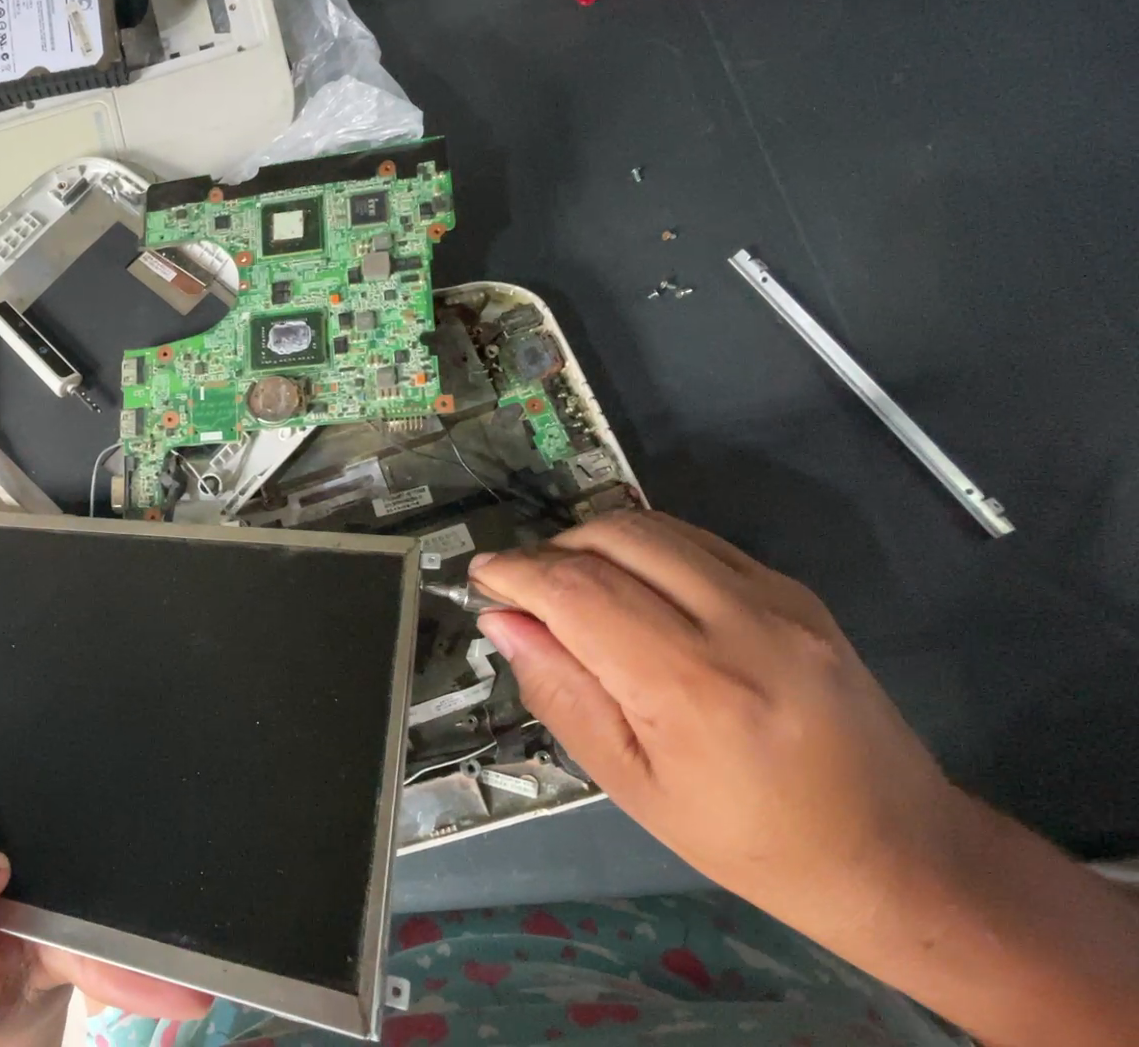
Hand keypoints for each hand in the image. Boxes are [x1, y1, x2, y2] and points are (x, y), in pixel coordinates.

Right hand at [466, 511, 975, 935]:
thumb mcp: (629, 783)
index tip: (480, 577)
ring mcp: (780, 599)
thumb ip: (560, 692)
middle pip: (614, 539)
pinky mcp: (798, 592)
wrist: (897, 851)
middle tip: (520, 589)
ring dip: (590, 542)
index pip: (579, 591)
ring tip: (564, 584)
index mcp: (693, 687)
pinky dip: (639, 547)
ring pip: (653, 527)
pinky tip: (624, 585)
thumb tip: (503, 622)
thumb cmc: (744, 838)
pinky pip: (695, 541)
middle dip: (548, 551)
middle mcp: (742, 623)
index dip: (516, 573)